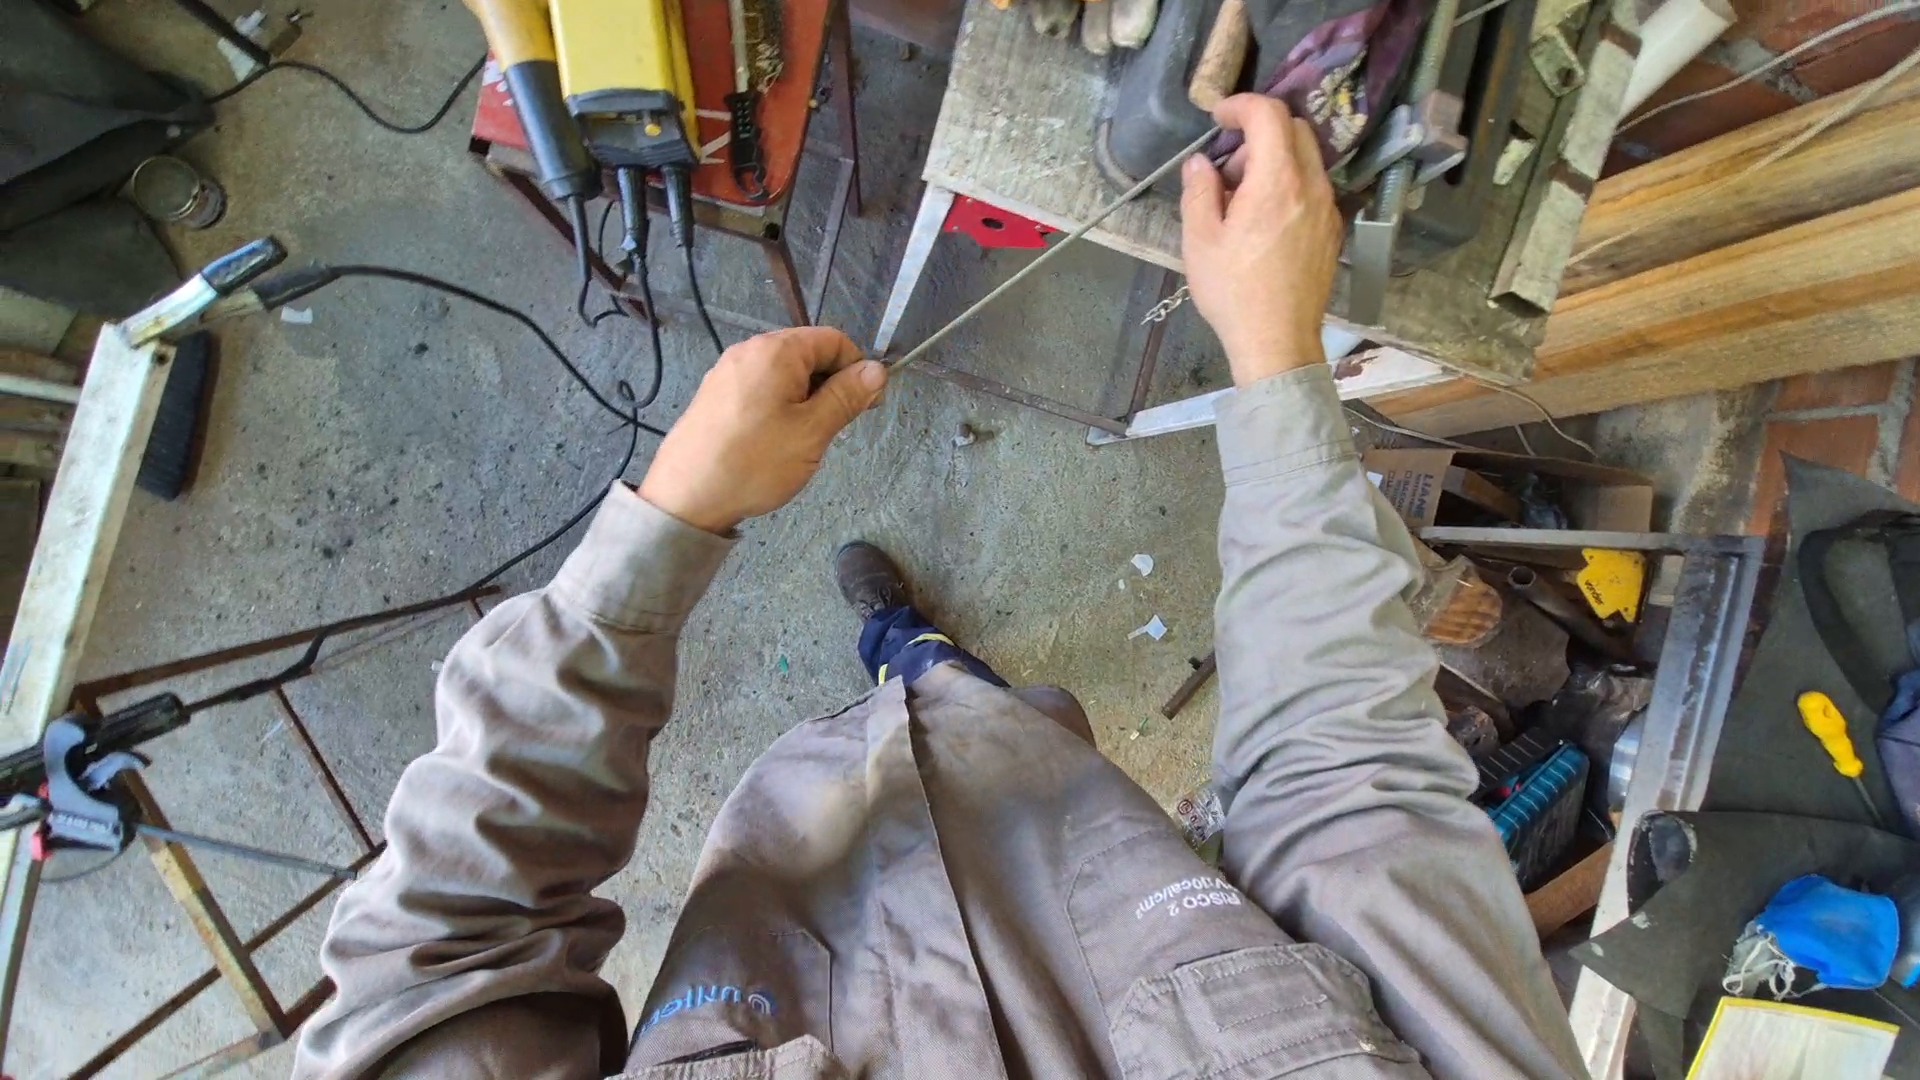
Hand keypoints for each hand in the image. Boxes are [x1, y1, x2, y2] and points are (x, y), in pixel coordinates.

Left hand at [638, 327, 886, 533]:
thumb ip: (847, 396)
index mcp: (776, 351)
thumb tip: (877, 370)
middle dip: (831, 385)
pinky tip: (775, 441)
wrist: (687, 496)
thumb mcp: (813, 431)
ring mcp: (727, 372)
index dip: (857, 368)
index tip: (866, 405)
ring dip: (806, 399)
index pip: (833, 340)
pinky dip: (780, 407)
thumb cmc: (756, 461)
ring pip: (784, 374)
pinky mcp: (715, 396)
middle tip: (836, 428)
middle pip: (807, 354)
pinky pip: (761, 389)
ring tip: (805, 440)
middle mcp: (748, 351)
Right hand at [1180, 94, 1342, 385]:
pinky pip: (1312, 189)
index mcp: (1276, 182)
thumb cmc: (1233, 293)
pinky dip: (1288, 187)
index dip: (1241, 105)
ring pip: (1306, 159)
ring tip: (1241, 204)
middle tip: (1227, 171)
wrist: (1276, 339)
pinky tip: (1263, 225)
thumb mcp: (1200, 243)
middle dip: (1258, 136)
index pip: (1268, 115)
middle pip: (1293, 130)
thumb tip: (1200, 164)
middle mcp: (1311, 186)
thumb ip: (1198, 193)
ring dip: (1273, 163)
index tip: (1218, 117)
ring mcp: (1327, 208)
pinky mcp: (1331, 230)